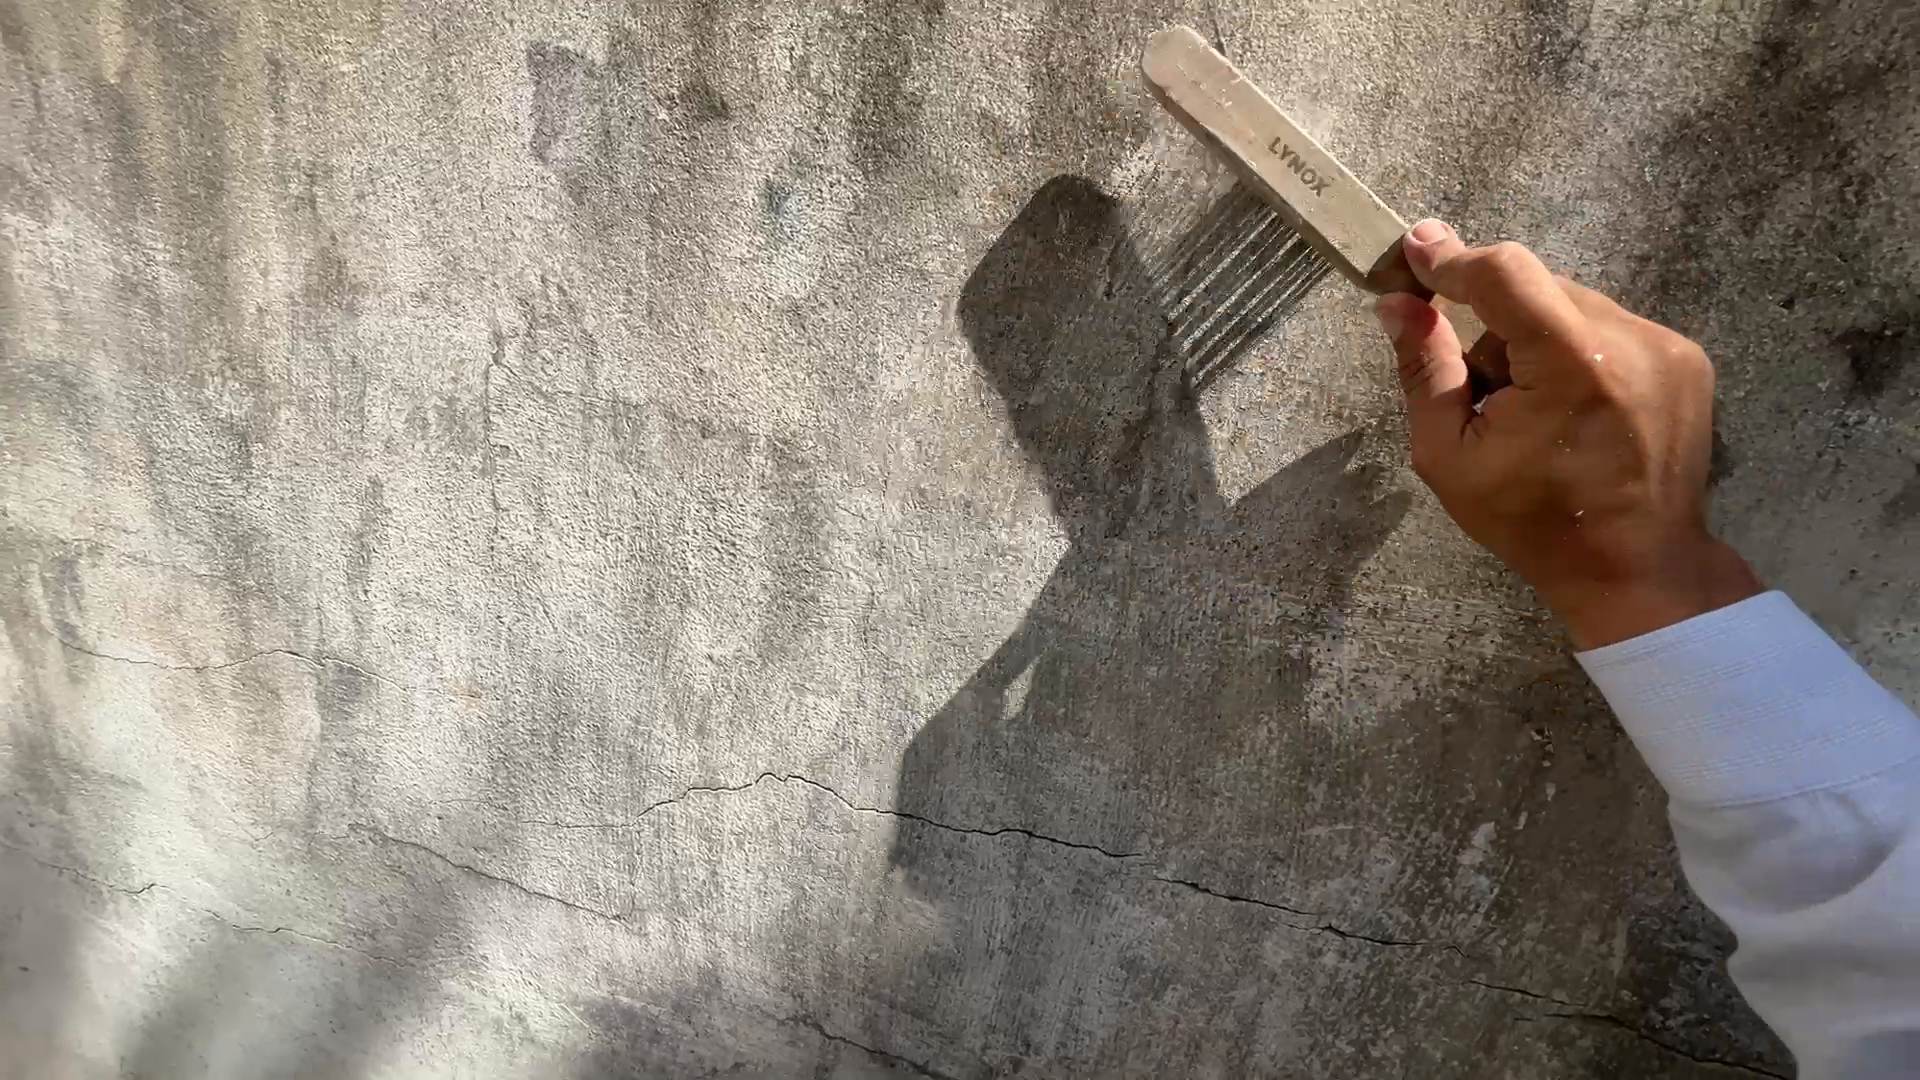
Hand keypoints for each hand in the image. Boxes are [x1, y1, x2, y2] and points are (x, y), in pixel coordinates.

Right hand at [1376, 219, 1761, 648]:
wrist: (1632, 563)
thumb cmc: (1524, 518)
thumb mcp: (1446, 453)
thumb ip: (1423, 371)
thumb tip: (1397, 306)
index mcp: (1571, 366)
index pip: (1507, 276)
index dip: (1454, 258)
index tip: (1412, 248)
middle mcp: (1633, 338)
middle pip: (1535, 289)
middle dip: (1487, 325)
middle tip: (1470, 389)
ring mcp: (1669, 345)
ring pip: (1567, 306)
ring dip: (1525, 340)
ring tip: (1521, 412)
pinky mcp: (1684, 356)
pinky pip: (1600, 326)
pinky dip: (1562, 350)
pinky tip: (1560, 409)